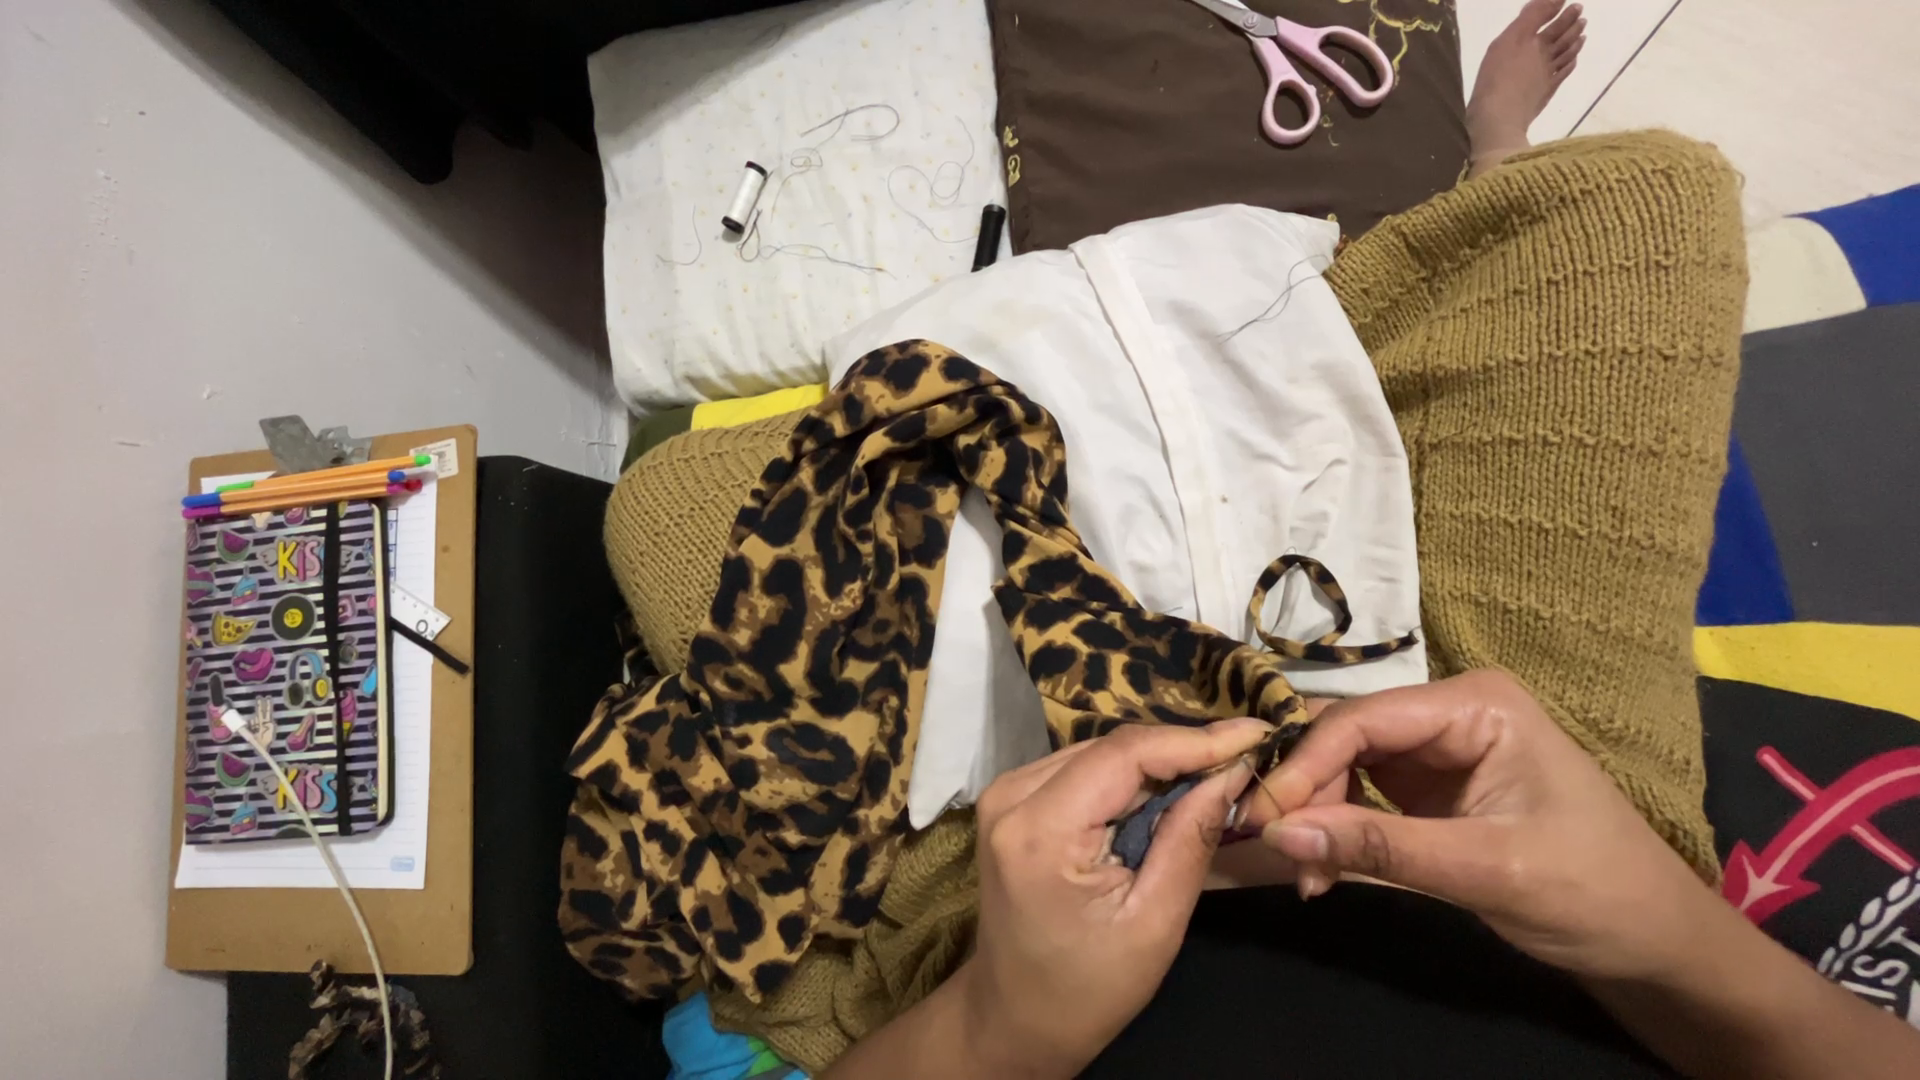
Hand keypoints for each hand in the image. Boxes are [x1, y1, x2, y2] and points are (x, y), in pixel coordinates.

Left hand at [958, 718, 1266, 1076]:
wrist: (1015, 1014)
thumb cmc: (1087, 988)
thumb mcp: (1154, 923)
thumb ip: (1189, 838)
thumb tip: (1231, 771)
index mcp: (1040, 828)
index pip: (1125, 754)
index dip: (1194, 739)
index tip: (1254, 733)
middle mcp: (1012, 794)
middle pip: (1110, 748)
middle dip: (1179, 751)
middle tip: (1243, 757)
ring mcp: (1005, 791)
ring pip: (1096, 752)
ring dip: (1154, 763)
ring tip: (1211, 774)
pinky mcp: (1010, 797)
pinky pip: (1079, 768)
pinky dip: (1124, 777)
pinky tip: (1161, 793)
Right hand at [1247, 669, 1720, 981]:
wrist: (1661, 948)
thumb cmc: (1598, 894)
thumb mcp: (1488, 871)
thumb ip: (1379, 847)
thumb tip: (1276, 834)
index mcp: (1473, 705)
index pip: (1362, 720)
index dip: (1306, 765)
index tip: (1264, 816)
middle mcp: (1444, 713)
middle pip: (1343, 738)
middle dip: (1308, 794)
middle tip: (1279, 849)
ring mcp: (1432, 748)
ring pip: (1340, 765)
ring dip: (1316, 816)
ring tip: (1308, 874)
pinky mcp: (1422, 784)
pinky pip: (1355, 793)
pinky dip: (1334, 829)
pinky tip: (1324, 867)